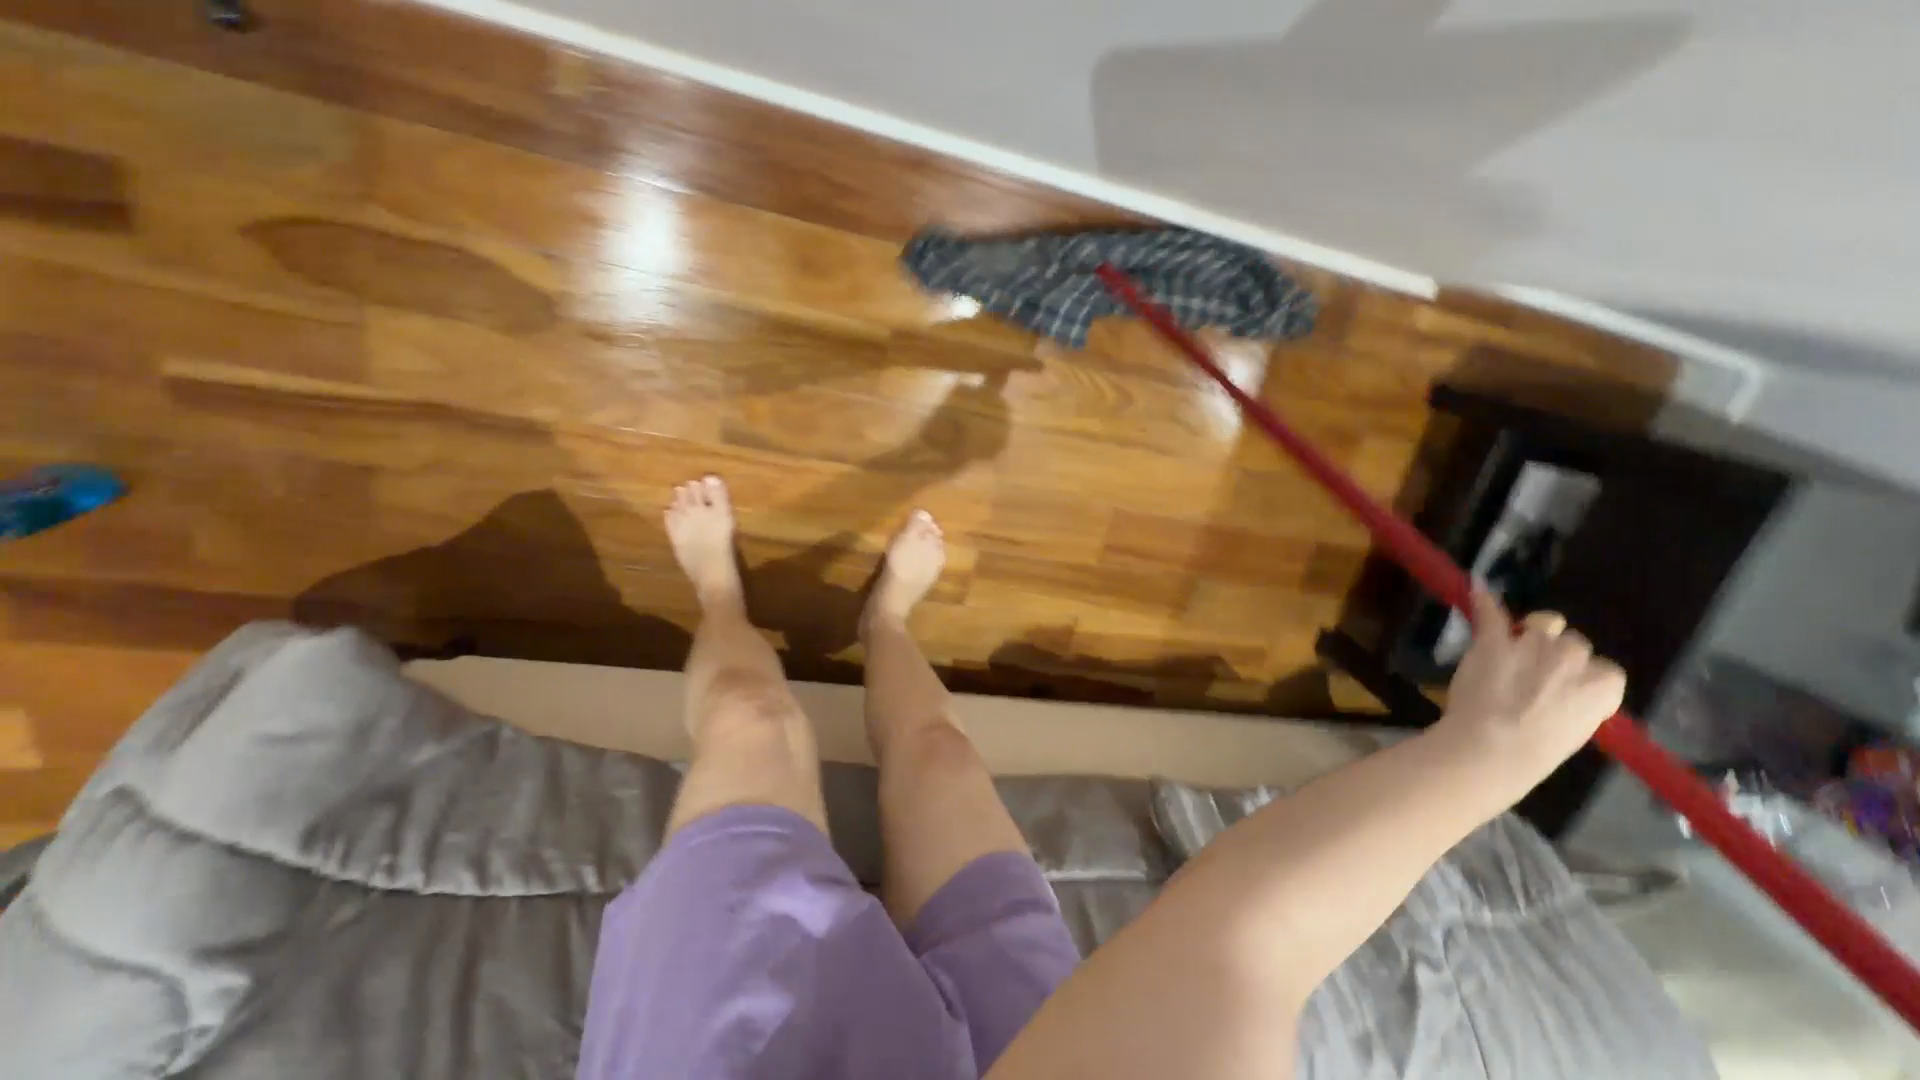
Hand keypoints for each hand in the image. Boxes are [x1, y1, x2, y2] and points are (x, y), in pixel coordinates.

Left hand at [1438, 587, 1626, 772]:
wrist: (1493, 745)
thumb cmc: (1536, 751)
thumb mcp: (1577, 730)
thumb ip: (1578, 700)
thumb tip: (1568, 692)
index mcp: (1604, 684)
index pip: (1603, 667)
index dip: (1579, 676)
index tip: (1562, 690)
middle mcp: (1574, 656)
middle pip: (1572, 642)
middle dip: (1555, 655)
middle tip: (1533, 677)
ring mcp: (1533, 644)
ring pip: (1541, 622)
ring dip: (1530, 632)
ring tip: (1512, 649)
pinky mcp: (1495, 640)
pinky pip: (1492, 613)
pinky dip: (1484, 601)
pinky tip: (1479, 589)